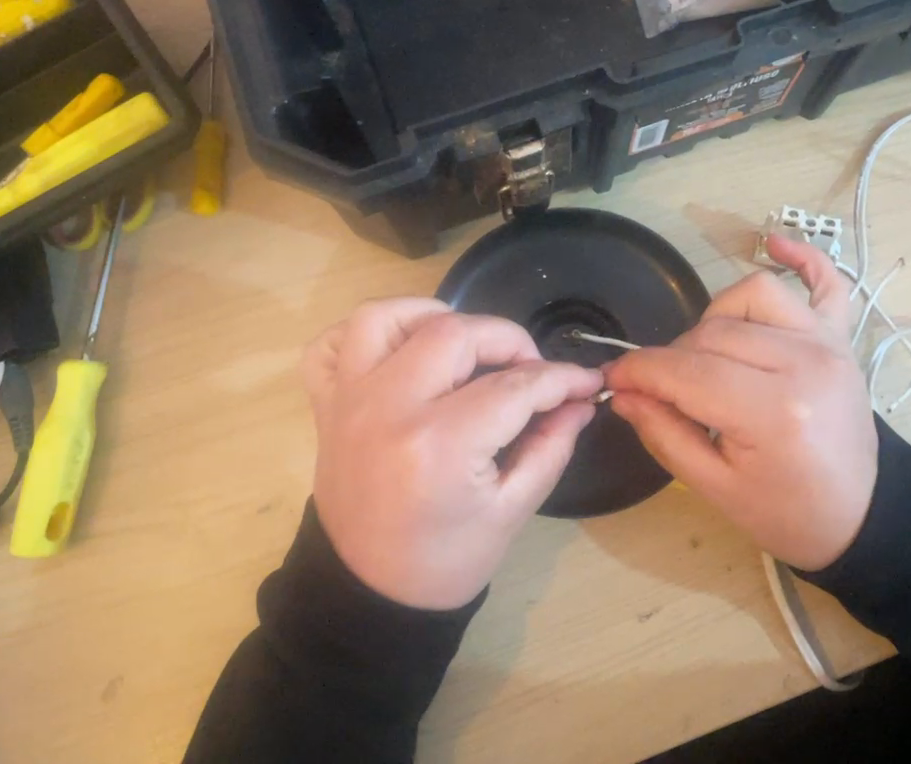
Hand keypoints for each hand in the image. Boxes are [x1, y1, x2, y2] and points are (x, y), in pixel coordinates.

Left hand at [302, 298, 600, 609]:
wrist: (368, 595)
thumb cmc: (446, 560)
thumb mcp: (512, 510)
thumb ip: (551, 446)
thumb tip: (580, 399)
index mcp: (440, 446)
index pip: (514, 387)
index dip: (560, 379)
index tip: (584, 381)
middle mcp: (389, 409)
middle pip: (454, 334)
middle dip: (507, 339)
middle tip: (529, 368)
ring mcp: (349, 402)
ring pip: (384, 318)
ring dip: (432, 316)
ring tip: (462, 344)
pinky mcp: (326, 405)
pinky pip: (330, 344)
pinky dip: (364, 332)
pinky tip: (400, 348)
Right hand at [605, 235, 877, 570]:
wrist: (863, 517)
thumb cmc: (789, 514)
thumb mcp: (716, 489)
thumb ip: (665, 434)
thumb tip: (623, 392)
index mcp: (773, 412)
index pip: (686, 371)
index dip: (640, 372)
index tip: (612, 381)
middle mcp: (803, 363)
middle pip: (712, 332)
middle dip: (671, 357)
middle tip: (660, 390)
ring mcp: (827, 344)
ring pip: (751, 296)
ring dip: (716, 317)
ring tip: (708, 355)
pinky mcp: (841, 337)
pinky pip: (825, 282)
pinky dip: (802, 258)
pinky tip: (773, 242)